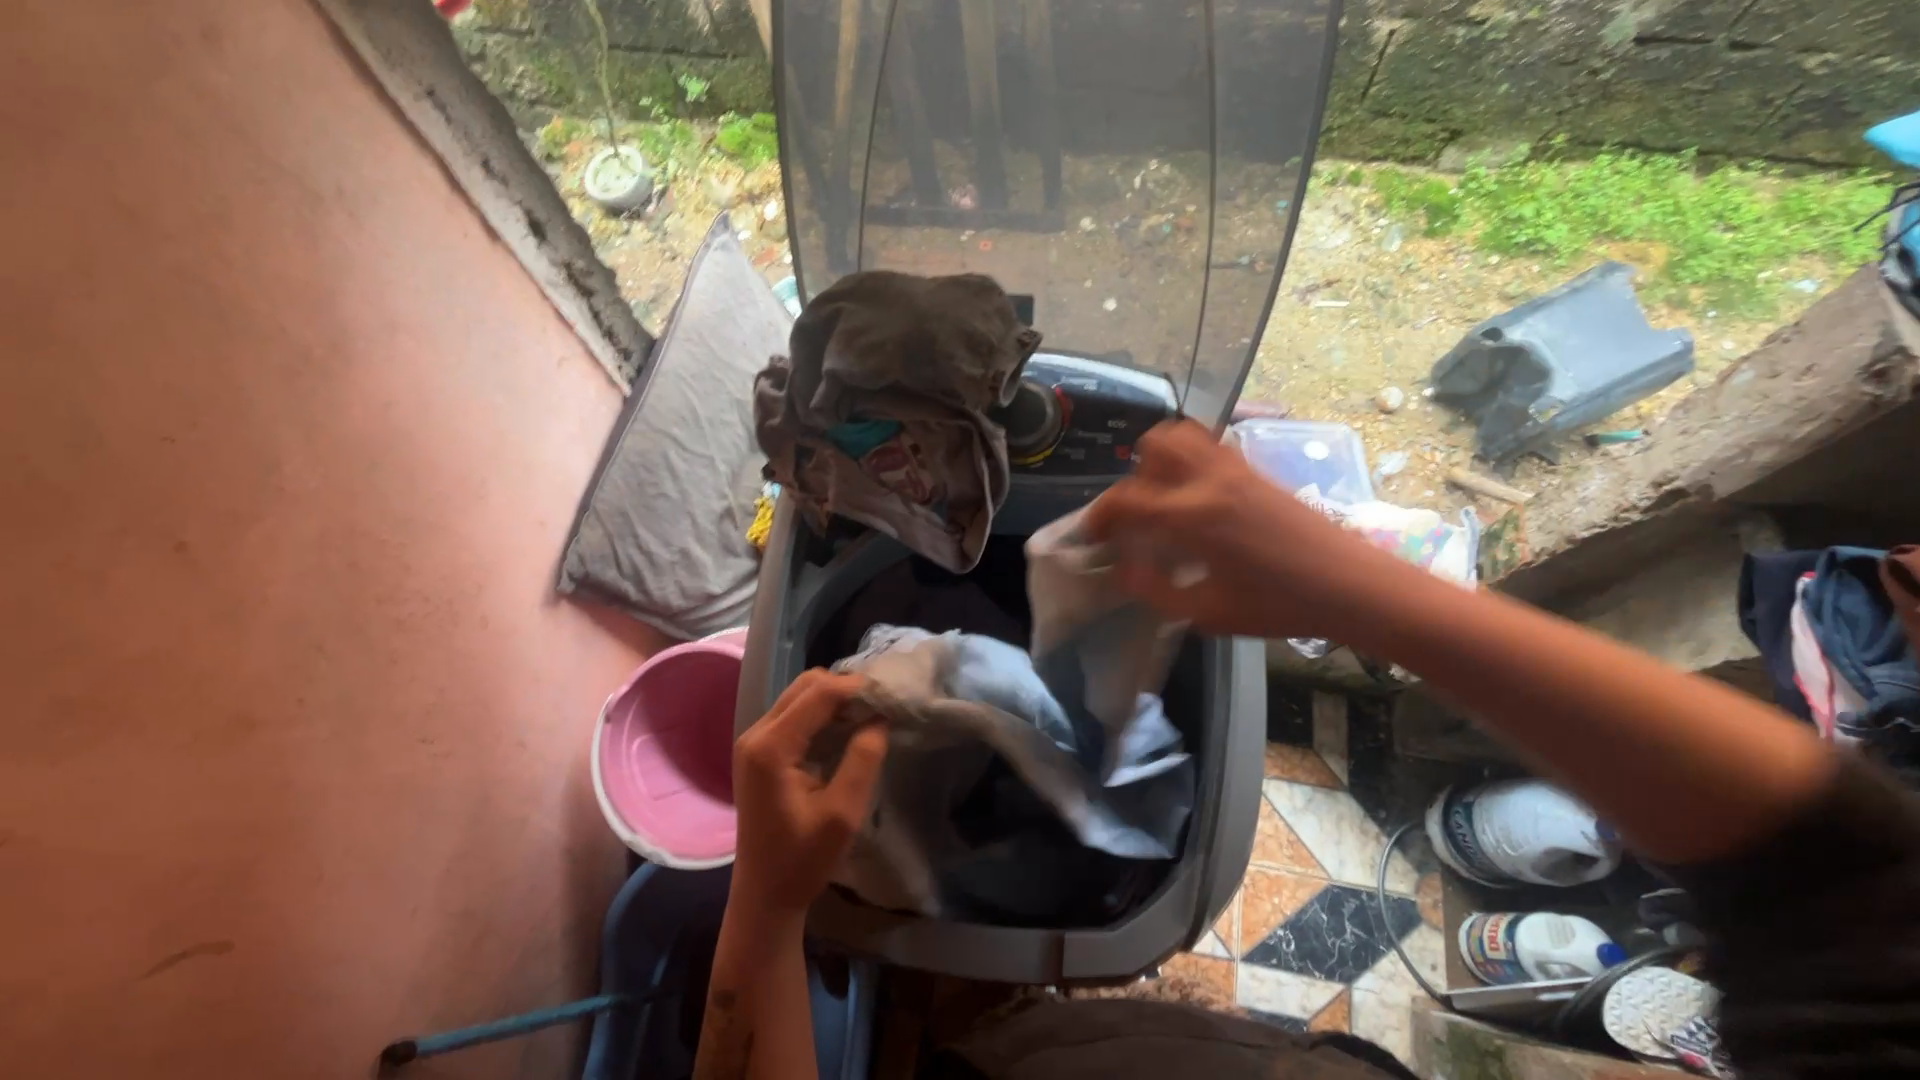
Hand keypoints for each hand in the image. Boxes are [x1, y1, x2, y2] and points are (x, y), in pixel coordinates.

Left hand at [732, 670, 887, 916]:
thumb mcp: (843, 813)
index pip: (818, 694)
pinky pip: (792, 714)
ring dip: (833, 699)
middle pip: (805, 686)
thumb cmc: (803, 860)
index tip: (890, 696)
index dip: (855, 688)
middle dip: (844, 688)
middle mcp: (755, 735)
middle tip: (880, 707)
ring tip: (867, 716)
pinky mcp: (758, 752)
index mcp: (771, 748)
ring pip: (798, 696)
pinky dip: (821, 713)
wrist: (764, 894)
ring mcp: (752, 742)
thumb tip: (880, 717)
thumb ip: (863, 759)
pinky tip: (844, 730)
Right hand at [1083, 419, 1380, 639]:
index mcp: (1192, 516)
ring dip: (1162, 459)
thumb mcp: (1207, 613)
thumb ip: (1155, 591)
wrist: (1354, 587)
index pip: (1126, 498)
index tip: (1093, 536)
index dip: (1100, 516)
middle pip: (1154, 445)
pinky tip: (1198, 502)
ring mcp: (1237, 469)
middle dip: (1133, 476)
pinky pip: (1211, 448)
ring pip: (1184, 435)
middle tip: (1134, 514)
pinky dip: (1190, 462)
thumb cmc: (1279, 606)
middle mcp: (1210, 480)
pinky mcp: (1257, 471)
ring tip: (1163, 499)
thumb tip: (1124, 570)